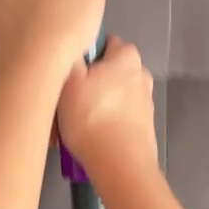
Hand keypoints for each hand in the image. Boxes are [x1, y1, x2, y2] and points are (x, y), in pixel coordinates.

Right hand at [57, 38, 157, 178]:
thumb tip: (71, 45)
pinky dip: (101, 123)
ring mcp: (145, 101)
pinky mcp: (144, 126)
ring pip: (109, 97)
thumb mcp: (68, 79)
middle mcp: (141, 74)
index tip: (67, 73)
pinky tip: (86, 139)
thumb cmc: (91, 116)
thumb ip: (70, 55)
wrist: (120, 166)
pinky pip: (115, 117)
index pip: (102, 43)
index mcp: (127, 56)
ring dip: (91, 106)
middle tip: (63, 102)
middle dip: (86, 84)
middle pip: (105, 72)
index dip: (82, 55)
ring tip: (70, 126)